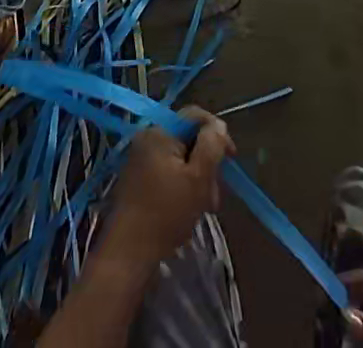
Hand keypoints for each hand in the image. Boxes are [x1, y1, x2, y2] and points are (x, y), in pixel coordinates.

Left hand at [100, 108, 232, 266]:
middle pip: (188, 138)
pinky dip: (183, 184)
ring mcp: (142, 156)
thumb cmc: (167, 212)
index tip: (231, 158)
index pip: (194, 116)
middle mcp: (148, 138)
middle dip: (206, 163)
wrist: (131, 247)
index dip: (217, 133)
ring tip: (204, 206)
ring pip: (181, 157)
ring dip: (198, 178)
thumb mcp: (198, 178)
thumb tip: (219, 124)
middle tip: (214, 193)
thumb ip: (211, 147)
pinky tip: (190, 207)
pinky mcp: (140, 175)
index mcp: (160, 132)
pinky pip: (169, 169)